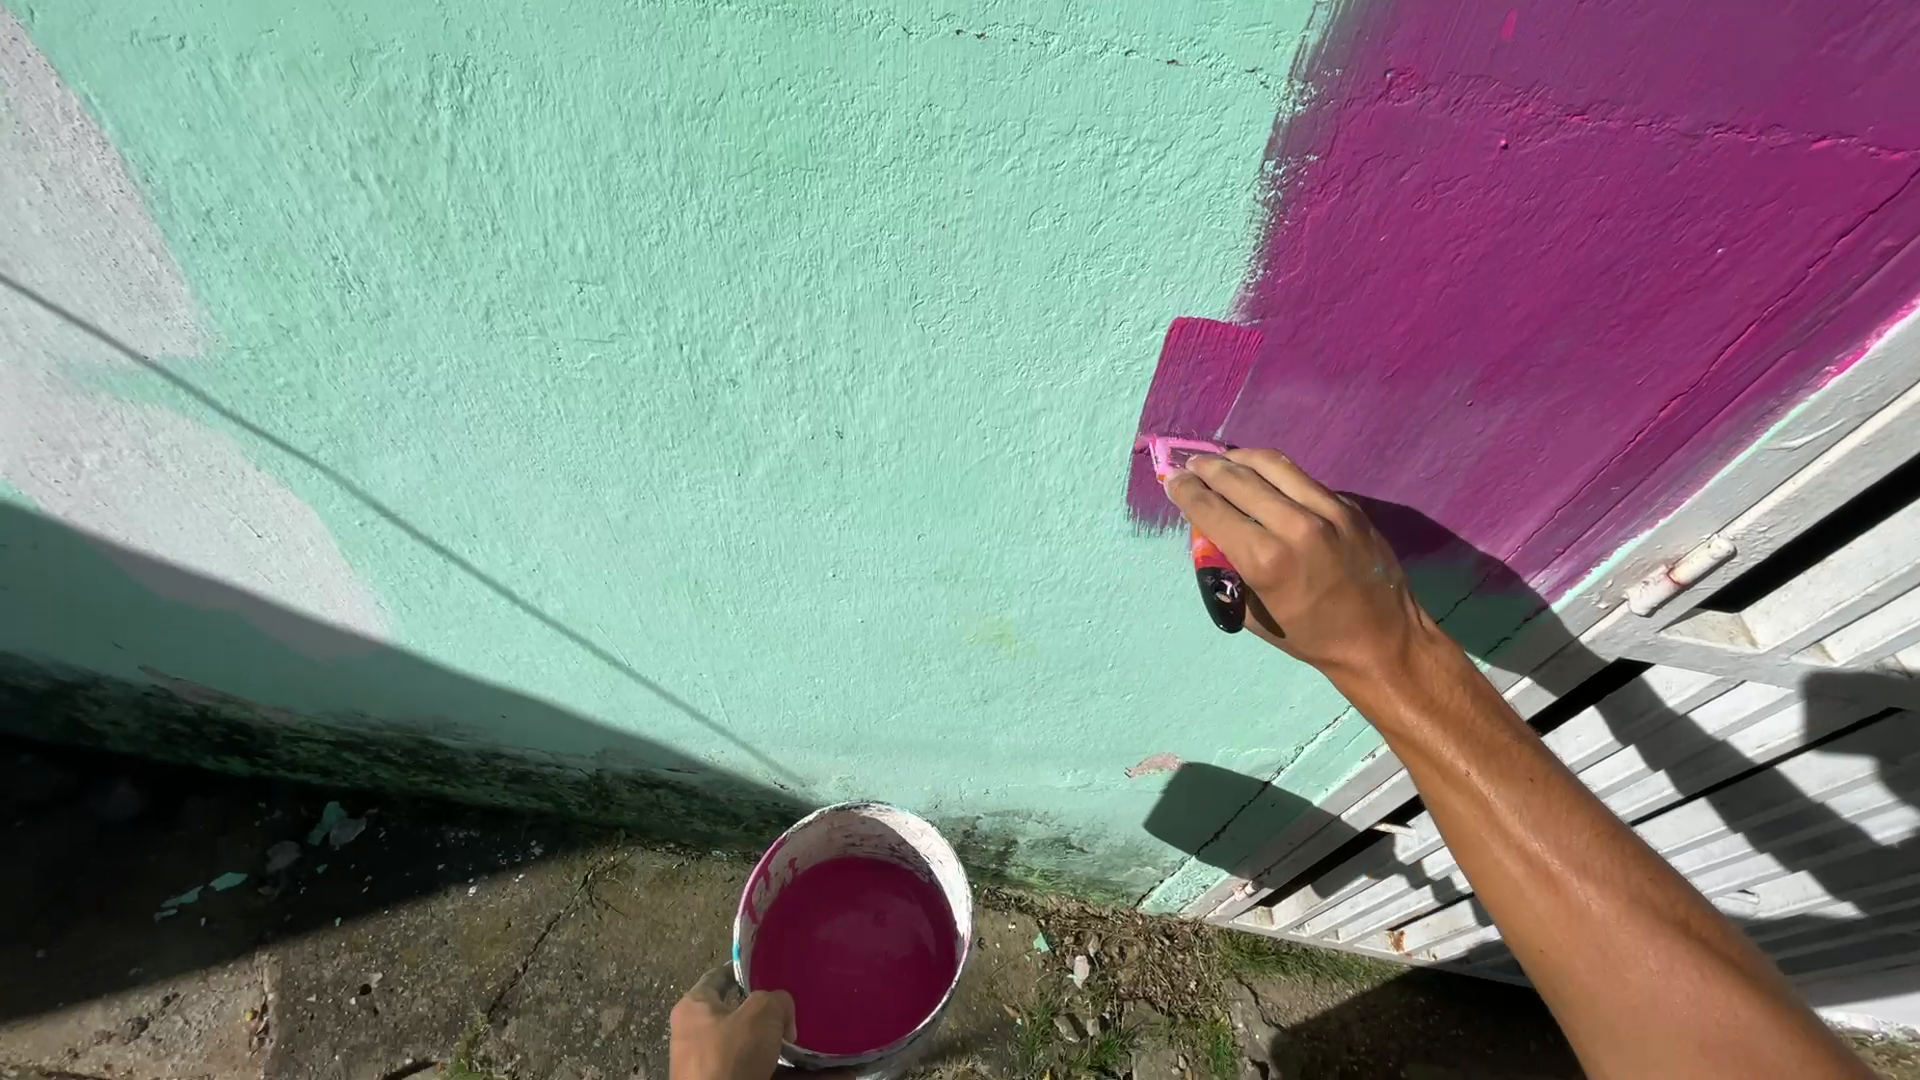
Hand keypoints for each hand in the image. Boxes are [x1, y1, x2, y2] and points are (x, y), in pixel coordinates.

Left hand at [669, 967, 794, 1079]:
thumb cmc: (731, 1055)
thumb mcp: (763, 1012)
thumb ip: (778, 999)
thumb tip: (782, 1013)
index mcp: (692, 1007)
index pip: (718, 976)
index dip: (742, 970)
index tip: (765, 968)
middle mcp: (690, 1034)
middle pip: (733, 1013)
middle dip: (762, 1013)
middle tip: (786, 1011)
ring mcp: (700, 1065)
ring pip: (742, 1045)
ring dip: (767, 1044)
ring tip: (793, 1041)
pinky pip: (745, 1069)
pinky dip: (766, 1067)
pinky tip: (789, 1067)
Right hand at [1161, 448, 1437, 681]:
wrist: (1382, 641)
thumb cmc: (1308, 636)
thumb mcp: (1250, 611)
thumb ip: (1226, 567)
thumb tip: (1208, 531)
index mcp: (1264, 560)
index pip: (1212, 510)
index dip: (1185, 491)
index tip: (1171, 480)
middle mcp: (1295, 527)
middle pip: (1238, 480)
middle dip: (1206, 469)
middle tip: (1190, 465)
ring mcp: (1328, 512)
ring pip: (1273, 465)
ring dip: (1239, 458)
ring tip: (1222, 459)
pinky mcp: (1349, 506)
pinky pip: (1302, 477)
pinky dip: (1273, 471)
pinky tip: (1260, 474)